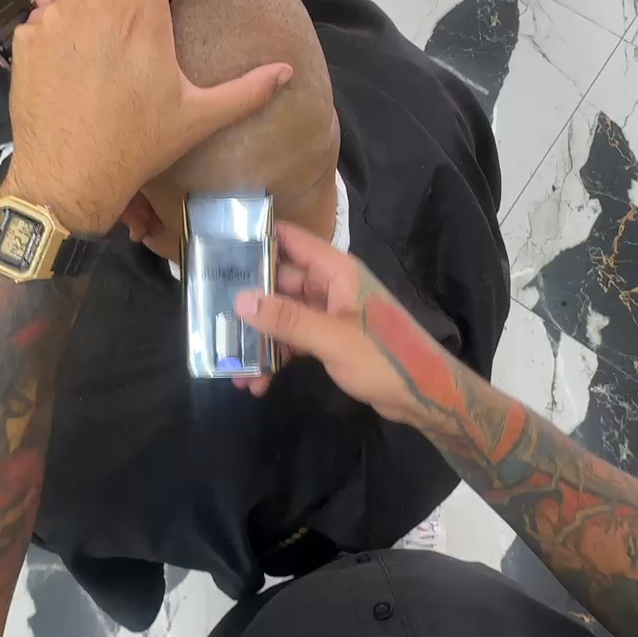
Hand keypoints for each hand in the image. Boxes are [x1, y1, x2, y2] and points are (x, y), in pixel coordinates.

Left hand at [3, 0, 292, 233]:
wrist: (68, 178)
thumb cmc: (138, 145)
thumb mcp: (199, 118)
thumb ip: (248, 90)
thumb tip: (287, 72)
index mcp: (139, 14)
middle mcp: (93, 5)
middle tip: (139, 33)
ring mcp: (53, 20)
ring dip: (94, 10)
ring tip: (105, 54)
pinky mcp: (25, 40)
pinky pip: (47, 18)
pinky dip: (62, 33)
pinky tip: (73, 69)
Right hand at [234, 223, 435, 424]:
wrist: (424, 396)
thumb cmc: (385, 358)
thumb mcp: (332, 339)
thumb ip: (286, 319)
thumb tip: (240, 299)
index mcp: (336, 271)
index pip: (291, 240)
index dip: (256, 240)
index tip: (218, 250)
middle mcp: (331, 285)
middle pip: (280, 282)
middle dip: (249, 303)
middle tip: (213, 321)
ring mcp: (331, 312)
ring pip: (284, 315)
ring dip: (261, 338)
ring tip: (234, 368)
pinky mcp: (331, 338)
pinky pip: (295, 338)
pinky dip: (277, 355)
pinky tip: (259, 381)